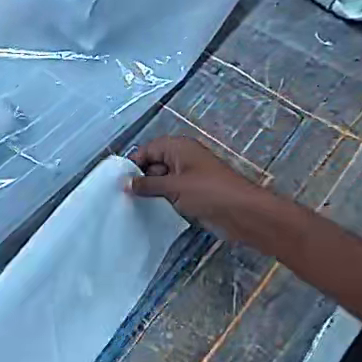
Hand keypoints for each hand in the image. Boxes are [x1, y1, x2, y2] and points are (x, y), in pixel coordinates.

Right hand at [127, 135, 286, 248]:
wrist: (243, 214)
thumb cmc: (209, 193)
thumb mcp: (174, 187)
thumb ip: (147, 185)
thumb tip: (126, 184)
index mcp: (179, 147)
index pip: (147, 149)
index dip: (133, 164)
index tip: (118, 182)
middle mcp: (182, 158)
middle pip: (153, 163)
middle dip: (140, 178)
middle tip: (123, 196)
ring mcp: (188, 176)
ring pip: (161, 180)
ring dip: (150, 191)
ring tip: (133, 205)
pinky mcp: (193, 193)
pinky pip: (171, 192)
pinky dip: (161, 200)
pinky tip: (150, 211)